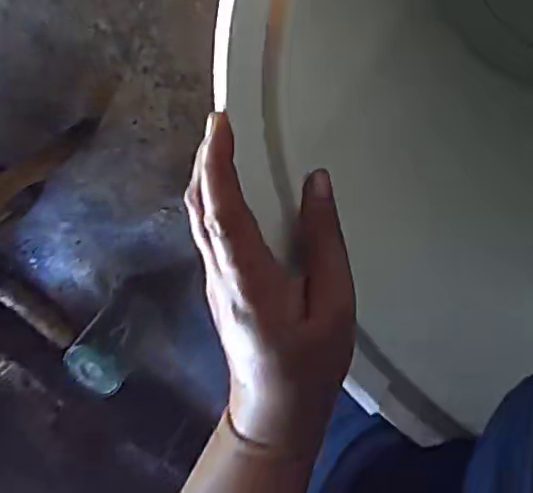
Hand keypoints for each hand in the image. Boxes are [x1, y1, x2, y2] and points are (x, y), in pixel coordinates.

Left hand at [186, 112, 355, 458]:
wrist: (274, 412)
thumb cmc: (308, 362)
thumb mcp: (334, 303)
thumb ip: (325, 240)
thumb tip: (316, 183)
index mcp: (248, 276)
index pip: (223, 209)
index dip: (218, 162)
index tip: (220, 123)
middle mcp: (221, 272)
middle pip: (200, 205)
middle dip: (206, 157)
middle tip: (221, 119)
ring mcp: (214, 278)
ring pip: (197, 215)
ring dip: (205, 172)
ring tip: (223, 139)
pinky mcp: (219, 281)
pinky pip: (207, 226)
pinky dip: (212, 193)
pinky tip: (228, 181)